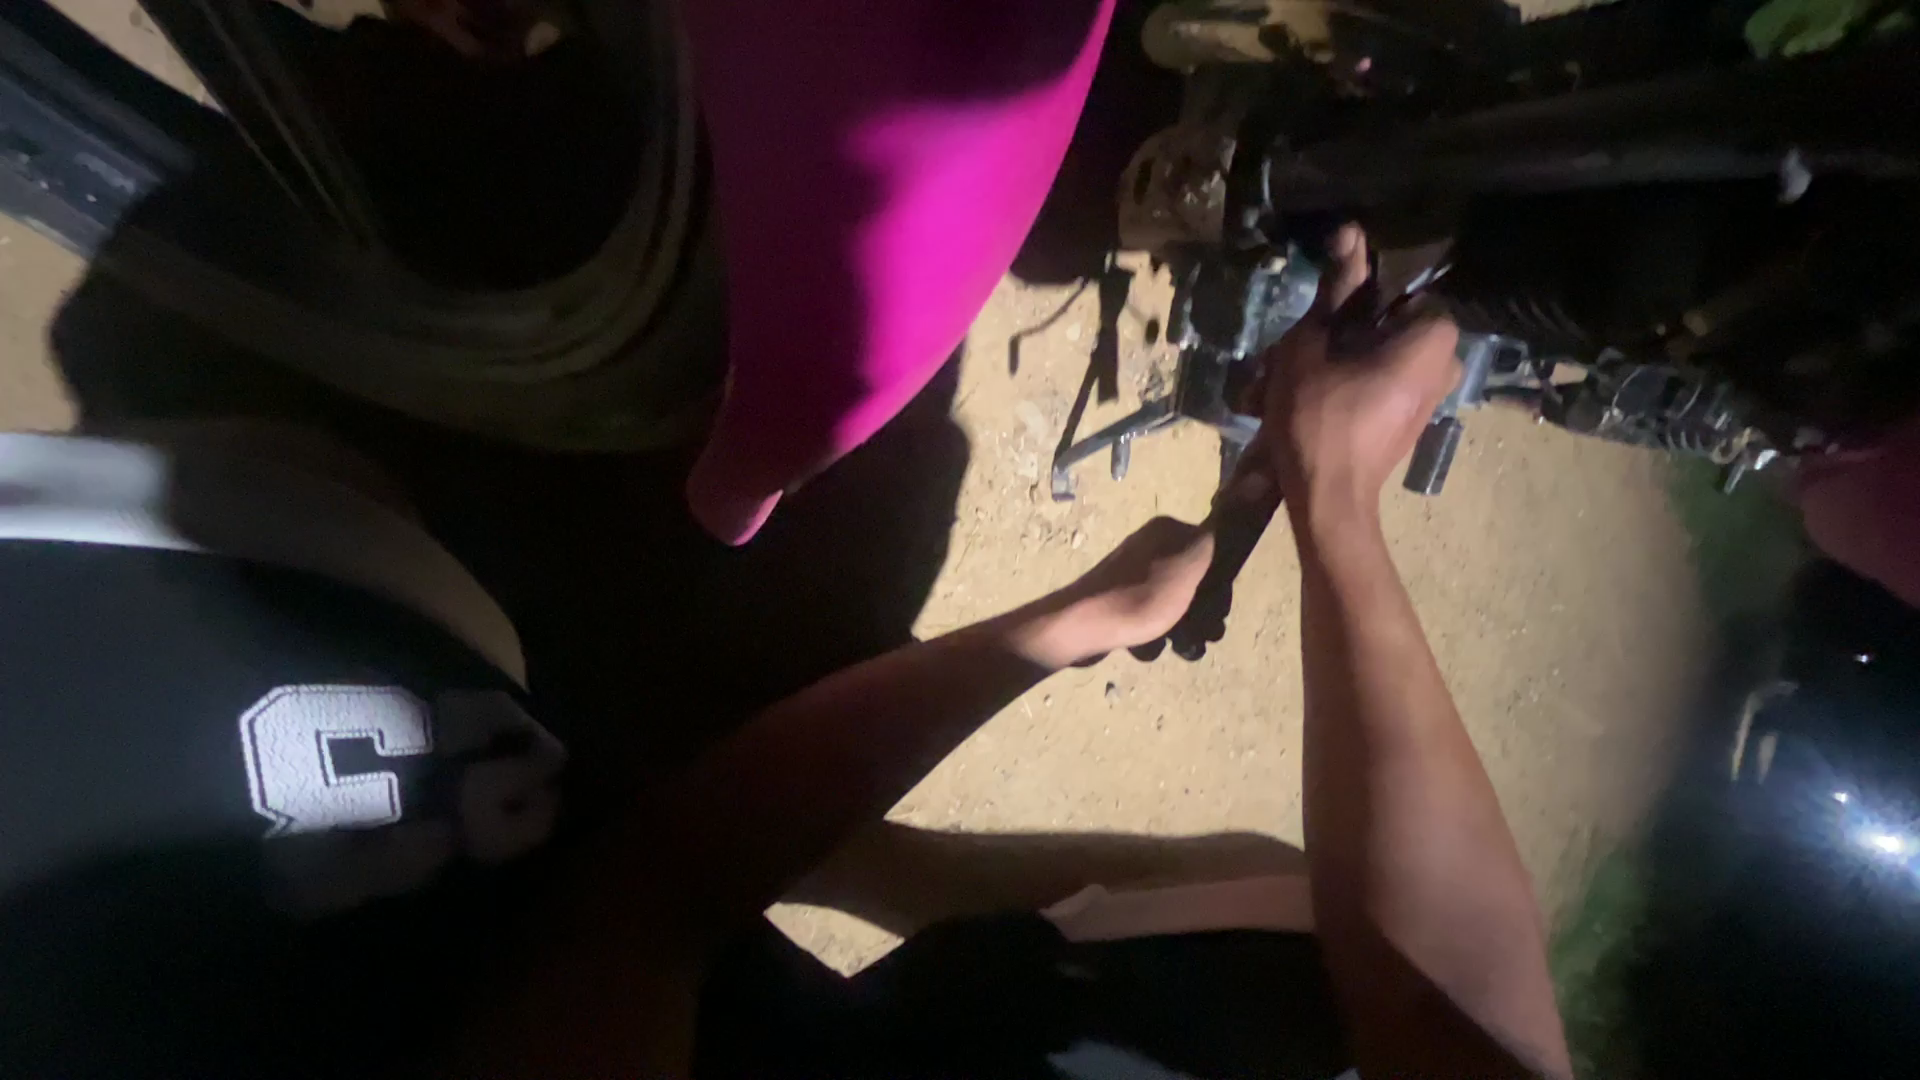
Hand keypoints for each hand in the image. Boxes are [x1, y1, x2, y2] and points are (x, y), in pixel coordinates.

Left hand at [1007, 517, 1214, 668]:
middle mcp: (1150, 547)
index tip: (1216, 607)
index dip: (1222, 587)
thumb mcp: (1194, 559)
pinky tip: (1148, 646)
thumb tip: (1264, 475)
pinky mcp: (1119, 602)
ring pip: (1178, 607)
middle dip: (1203, 614)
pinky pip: (1153, 621)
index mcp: (1168, 530)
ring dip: (1183, 631)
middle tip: (1197, 632)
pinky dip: (1155, 637)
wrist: (1084, 627)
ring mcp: (1132, 575)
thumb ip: (1228, 526)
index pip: (1217, 555)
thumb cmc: (1143, 594)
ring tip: (1176, 643)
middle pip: (1199, 584)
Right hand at [1257, 226, 1461, 518]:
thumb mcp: (1310, 349)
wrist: (1328, 498)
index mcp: (1433, 337)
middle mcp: (1446, 363)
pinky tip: (1307, 402)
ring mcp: (1431, 397)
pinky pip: (1379, 387)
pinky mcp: (1410, 422)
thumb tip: (1351, 233)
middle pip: (1386, 327)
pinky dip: (1346, 387)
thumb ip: (1334, 292)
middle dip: (1339, 335)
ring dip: (1335, 364)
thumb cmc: (1318, 419)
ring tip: (1287, 382)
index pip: (1399, 290)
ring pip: (1378, 359)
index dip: (1356, 296)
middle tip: (1294, 352)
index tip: (1320, 313)